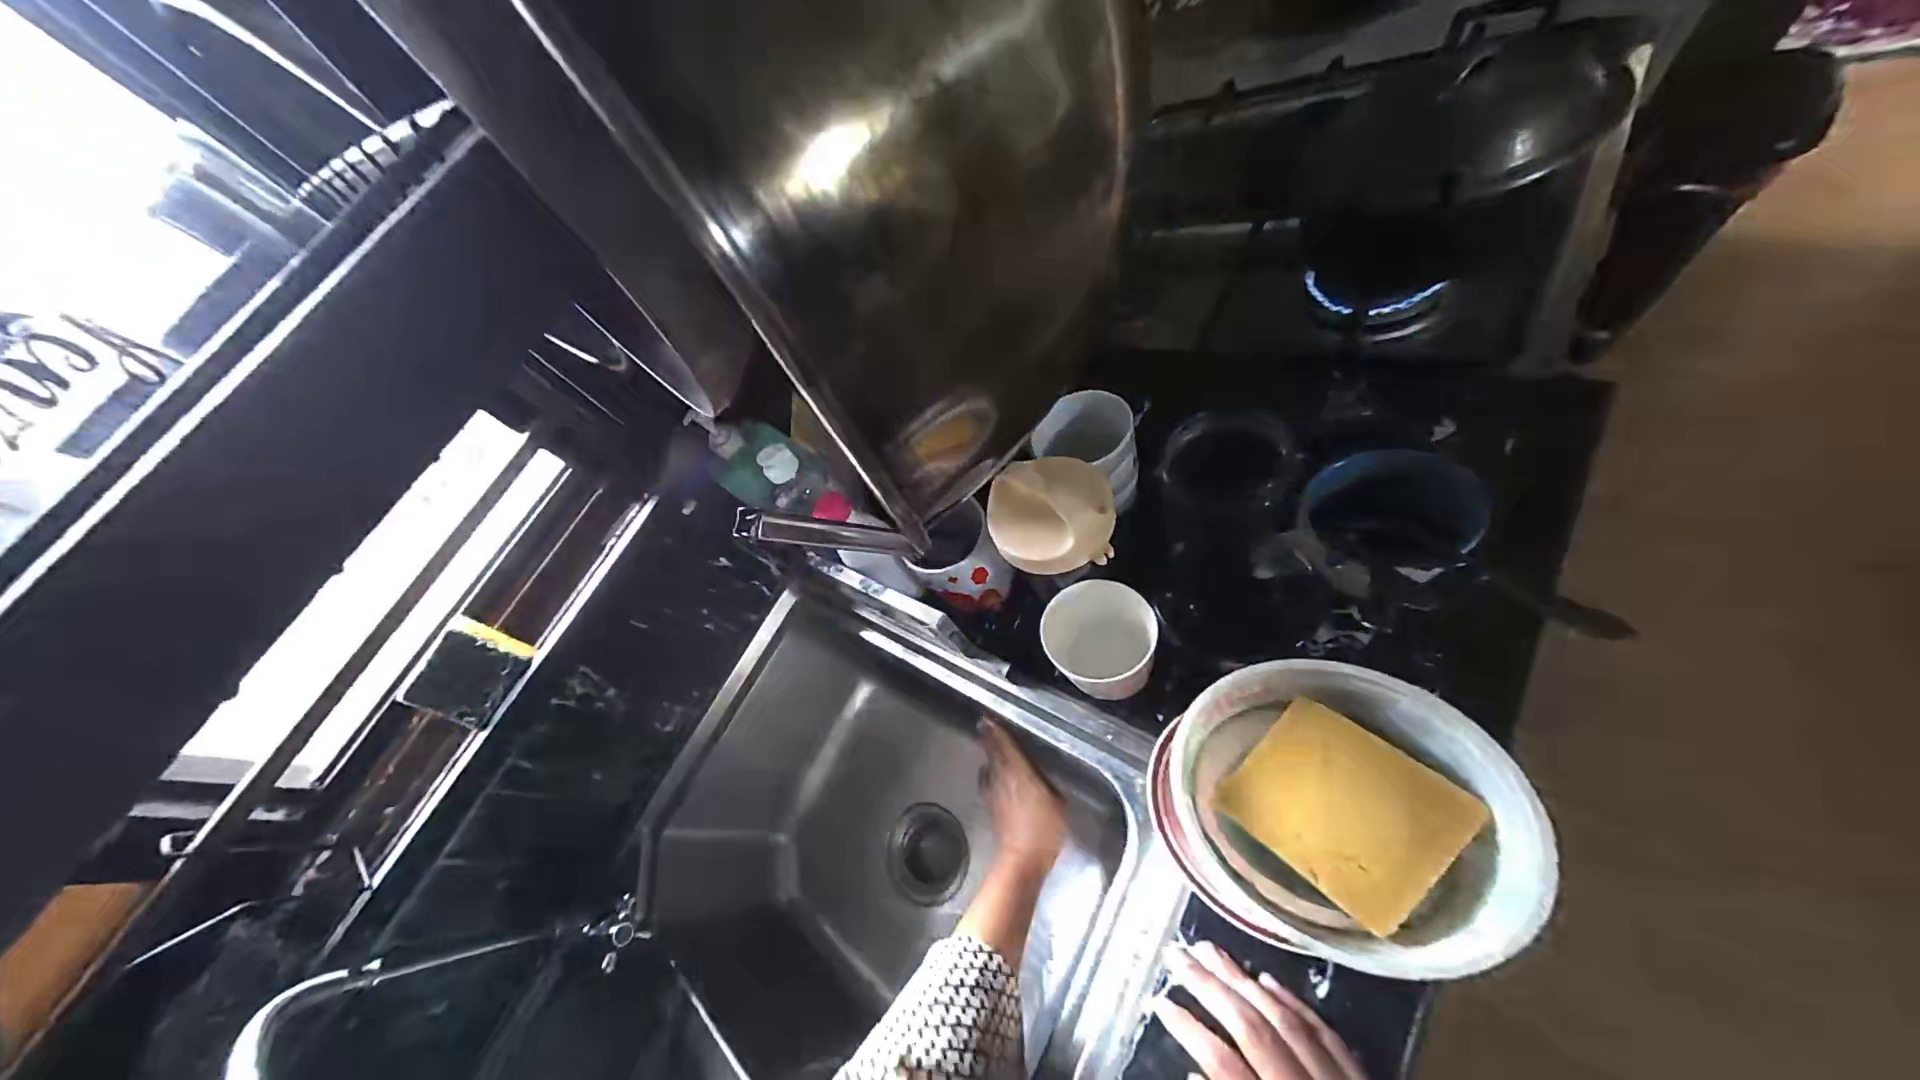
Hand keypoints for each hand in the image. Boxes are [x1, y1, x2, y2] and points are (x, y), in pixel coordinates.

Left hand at [978, 719, 1066, 870]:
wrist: (1021, 859)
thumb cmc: (1044, 830)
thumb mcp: (1058, 803)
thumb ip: (1050, 784)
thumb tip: (1043, 775)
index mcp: (1020, 772)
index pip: (1006, 746)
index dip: (998, 731)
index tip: (990, 718)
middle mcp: (1003, 777)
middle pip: (993, 752)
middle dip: (989, 737)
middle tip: (985, 724)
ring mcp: (994, 791)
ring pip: (989, 764)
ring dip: (987, 752)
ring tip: (987, 742)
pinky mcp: (990, 804)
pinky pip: (987, 780)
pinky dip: (987, 771)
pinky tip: (989, 772)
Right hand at [1154, 941, 1368, 1079]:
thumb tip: (1196, 1079)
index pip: (1226, 1069)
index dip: (1191, 1031)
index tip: (1161, 1002)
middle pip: (1254, 1032)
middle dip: (1211, 988)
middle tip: (1178, 955)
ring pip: (1288, 1022)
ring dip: (1246, 982)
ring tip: (1211, 951)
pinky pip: (1327, 1036)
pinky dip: (1294, 1005)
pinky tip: (1269, 981)